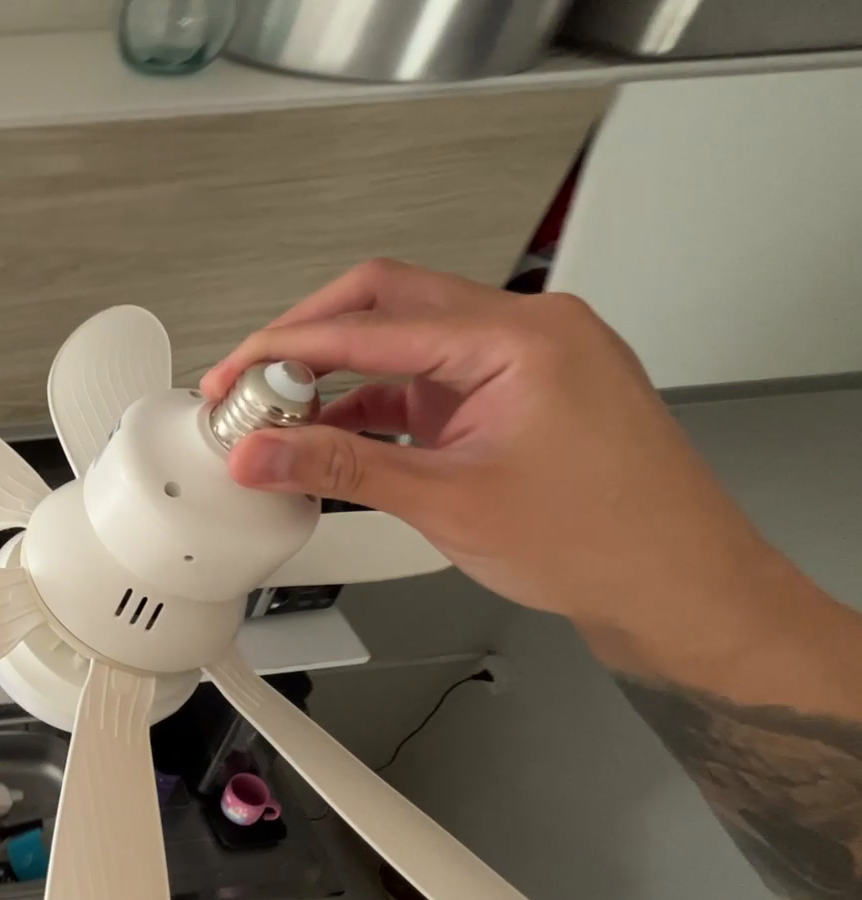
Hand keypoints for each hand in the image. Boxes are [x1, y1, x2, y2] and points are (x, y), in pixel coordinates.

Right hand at [199, 259, 804, 667]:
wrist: (675, 586)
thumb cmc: (603, 539)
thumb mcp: (446, 501)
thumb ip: (340, 468)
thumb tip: (260, 453)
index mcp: (520, 339)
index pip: (371, 325)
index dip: (286, 348)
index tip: (234, 375)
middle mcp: (520, 334)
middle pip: (382, 304)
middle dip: (303, 337)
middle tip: (246, 378)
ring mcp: (511, 364)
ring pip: (395, 339)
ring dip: (331, 371)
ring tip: (276, 411)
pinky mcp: (499, 395)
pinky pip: (413, 380)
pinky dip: (362, 402)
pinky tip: (325, 433)